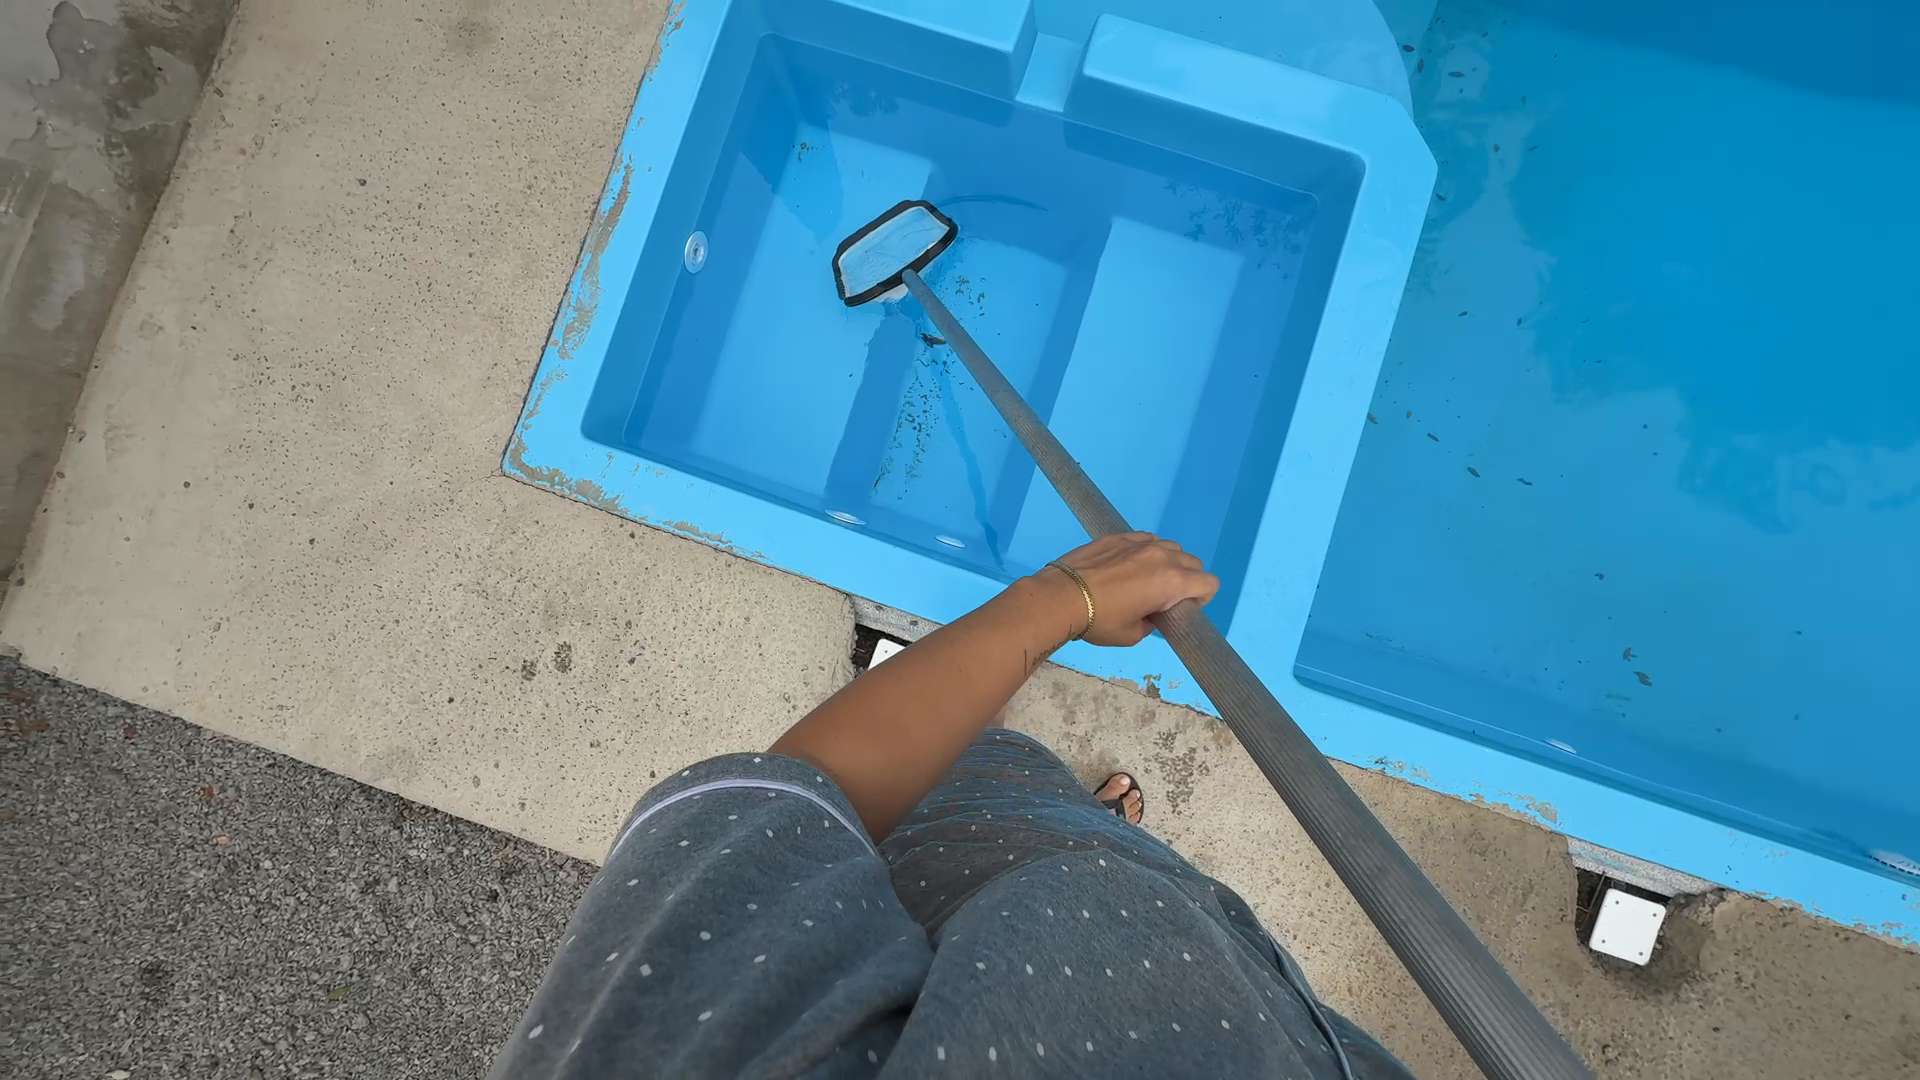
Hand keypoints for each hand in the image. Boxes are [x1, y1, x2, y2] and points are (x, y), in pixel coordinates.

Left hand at [1037, 532, 1219, 646]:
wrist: (1061, 597)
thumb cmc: (1099, 621)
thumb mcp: (1133, 634)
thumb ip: (1153, 621)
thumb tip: (1151, 612)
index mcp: (1172, 581)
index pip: (1209, 583)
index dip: (1201, 599)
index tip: (1180, 609)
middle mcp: (1162, 556)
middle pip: (1193, 563)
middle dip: (1187, 580)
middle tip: (1164, 598)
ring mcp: (1139, 542)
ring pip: (1170, 547)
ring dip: (1168, 563)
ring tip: (1145, 579)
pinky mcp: (1119, 535)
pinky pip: (1146, 539)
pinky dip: (1146, 551)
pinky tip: (1128, 565)